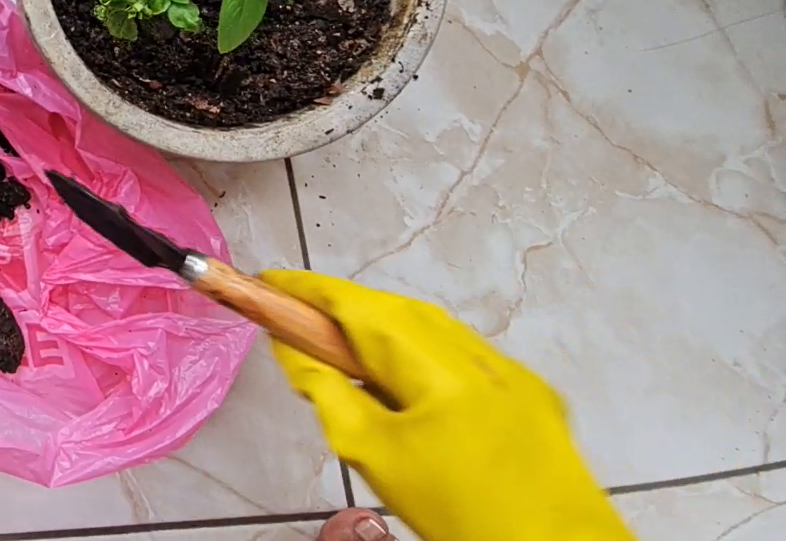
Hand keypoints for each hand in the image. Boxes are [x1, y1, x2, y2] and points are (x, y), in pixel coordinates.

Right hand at [261, 270, 632, 540]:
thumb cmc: (457, 513)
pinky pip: (457, 353)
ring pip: (427, 327)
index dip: (303, 287)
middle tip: (295, 323)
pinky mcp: (531, 397)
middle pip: (392, 308)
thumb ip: (322, 388)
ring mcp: (512, 374)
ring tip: (341, 354)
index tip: (263, 282)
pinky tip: (398, 382)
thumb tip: (291, 348)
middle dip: (340, 307)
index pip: (354, 303)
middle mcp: (480, 354)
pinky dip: (415, 350)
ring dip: (377, 328)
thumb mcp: (369, 451)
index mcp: (437, 364)